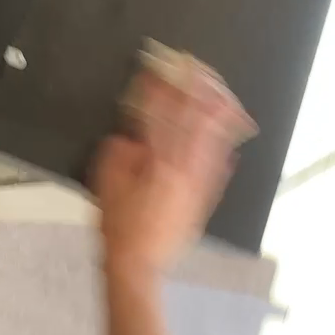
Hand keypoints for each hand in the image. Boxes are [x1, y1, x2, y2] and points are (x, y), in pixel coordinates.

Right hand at [92, 68, 250, 284]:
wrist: (138, 264)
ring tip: (221, 94)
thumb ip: (117, 156)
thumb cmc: (119, 227)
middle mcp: (183, 170)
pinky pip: (219, 169)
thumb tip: (128, 138)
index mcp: (158, 164)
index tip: (158, 71)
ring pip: (212, 141)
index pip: (159, 117)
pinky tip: (228, 142)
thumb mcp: (105, 186)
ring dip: (216, 115)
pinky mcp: (202, 200)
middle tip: (199, 72)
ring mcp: (196, 185)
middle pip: (194, 122)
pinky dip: (223, 150)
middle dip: (195, 93)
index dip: (158, 91)